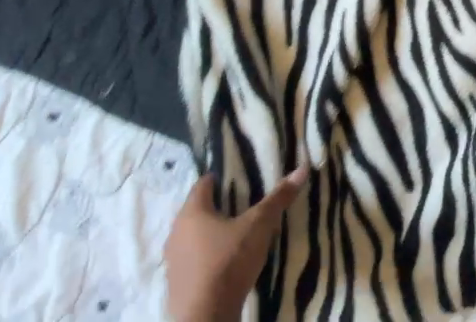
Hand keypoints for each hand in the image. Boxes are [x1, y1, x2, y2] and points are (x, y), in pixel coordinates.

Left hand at [166, 169, 307, 321]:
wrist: (205, 317)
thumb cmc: (229, 261)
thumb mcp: (260, 225)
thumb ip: (278, 198)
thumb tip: (302, 168)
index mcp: (191, 214)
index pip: (203, 184)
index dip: (222, 176)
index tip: (241, 173)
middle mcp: (176, 233)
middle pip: (199, 209)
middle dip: (221, 203)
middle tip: (248, 198)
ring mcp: (174, 260)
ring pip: (195, 234)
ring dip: (215, 229)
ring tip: (242, 226)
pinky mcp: (178, 281)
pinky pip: (195, 256)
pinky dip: (210, 250)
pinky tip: (230, 255)